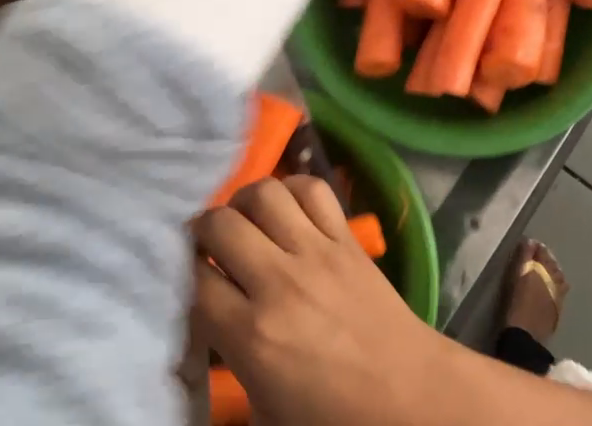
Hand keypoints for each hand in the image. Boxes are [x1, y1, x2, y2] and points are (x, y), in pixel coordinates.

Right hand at [192, 178, 463, 425]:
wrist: (407, 397)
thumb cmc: (331, 415)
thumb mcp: (262, 406)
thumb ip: (230, 356)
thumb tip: (209, 317)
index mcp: (252, 336)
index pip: (195, 279)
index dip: (184, 271)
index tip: (188, 275)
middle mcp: (280, 282)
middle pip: (222, 224)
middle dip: (204, 229)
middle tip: (208, 243)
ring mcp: (317, 253)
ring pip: (265, 194)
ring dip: (244, 201)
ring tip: (244, 218)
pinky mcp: (348, 239)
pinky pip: (313, 189)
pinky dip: (292, 188)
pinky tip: (286, 207)